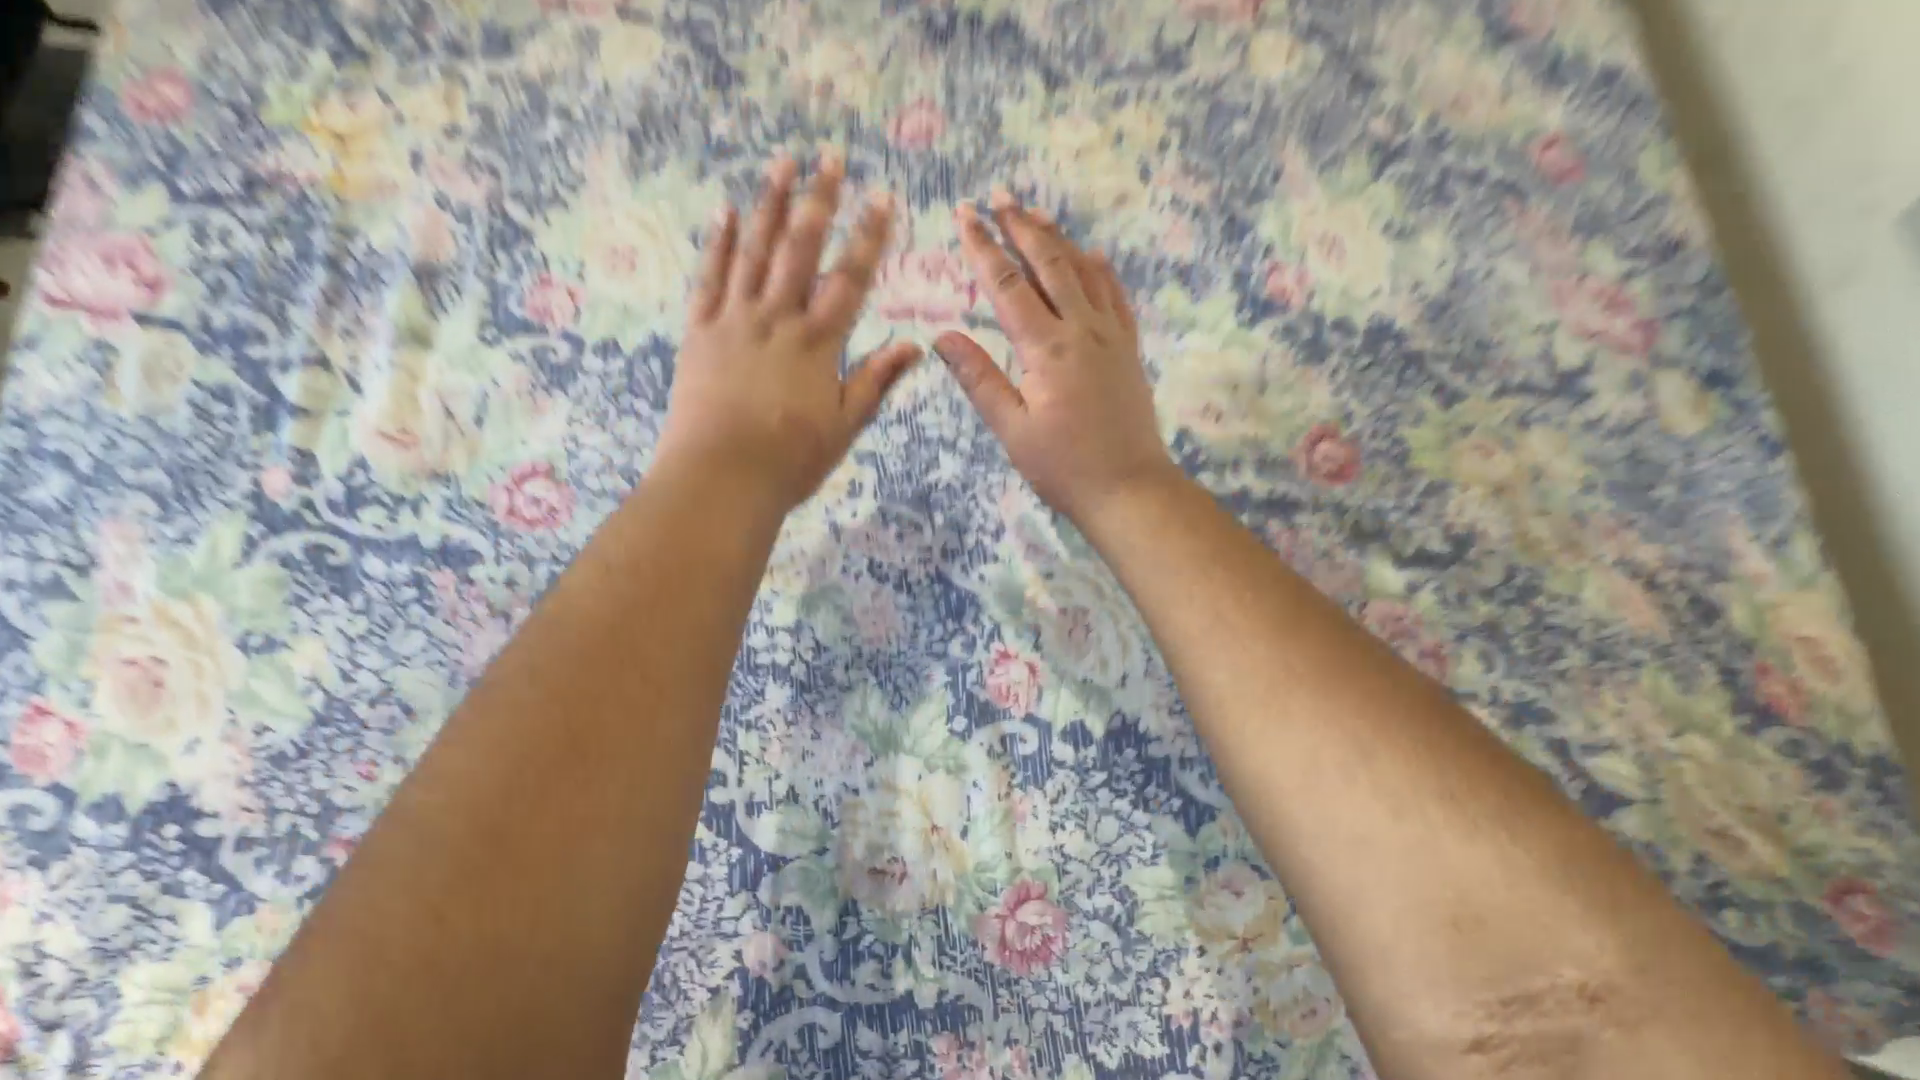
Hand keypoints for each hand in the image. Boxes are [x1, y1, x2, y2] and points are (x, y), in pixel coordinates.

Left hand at [655, 152, 920, 510]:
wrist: (719, 478)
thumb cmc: (789, 460)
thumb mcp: (844, 426)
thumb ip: (876, 381)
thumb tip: (914, 344)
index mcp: (817, 343)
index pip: (850, 278)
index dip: (869, 236)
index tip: (882, 197)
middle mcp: (777, 319)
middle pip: (800, 248)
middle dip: (819, 200)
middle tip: (831, 157)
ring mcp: (734, 320)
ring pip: (754, 251)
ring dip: (769, 204)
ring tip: (782, 162)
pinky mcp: (700, 331)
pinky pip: (709, 277)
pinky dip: (719, 243)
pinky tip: (726, 211)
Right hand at [934, 193, 1181, 524]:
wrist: (1128, 488)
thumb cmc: (1062, 466)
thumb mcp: (1011, 429)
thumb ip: (979, 378)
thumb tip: (943, 335)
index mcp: (1046, 349)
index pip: (1007, 285)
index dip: (983, 247)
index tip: (965, 216)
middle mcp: (1081, 330)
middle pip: (1048, 264)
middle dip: (1021, 228)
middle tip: (999, 197)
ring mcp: (1111, 336)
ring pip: (1083, 272)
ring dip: (1057, 239)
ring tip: (1035, 213)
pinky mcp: (1128, 348)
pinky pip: (1115, 296)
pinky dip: (1100, 269)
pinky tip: (1091, 254)